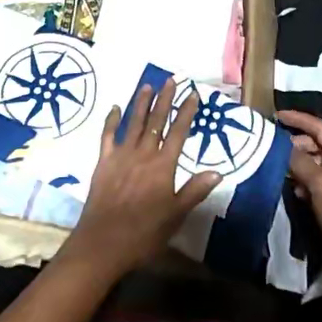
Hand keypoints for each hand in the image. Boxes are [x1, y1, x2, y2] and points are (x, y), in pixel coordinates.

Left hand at [58, 79, 220, 281]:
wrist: (103, 242)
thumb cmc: (144, 233)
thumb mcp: (176, 215)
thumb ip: (195, 190)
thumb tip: (218, 171)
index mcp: (164, 166)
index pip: (179, 132)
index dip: (186, 112)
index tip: (193, 93)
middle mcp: (143, 154)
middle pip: (156, 121)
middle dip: (165, 99)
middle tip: (170, 79)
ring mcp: (121, 156)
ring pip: (133, 123)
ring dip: (141, 103)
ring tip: (148, 85)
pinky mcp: (102, 162)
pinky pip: (107, 135)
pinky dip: (112, 120)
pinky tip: (116, 108)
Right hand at [279, 110, 321, 286]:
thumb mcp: (320, 186)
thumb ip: (300, 162)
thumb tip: (281, 145)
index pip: (321, 128)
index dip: (299, 119)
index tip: (275, 116)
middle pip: (316, 145)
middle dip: (295, 143)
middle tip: (270, 148)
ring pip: (313, 163)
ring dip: (296, 163)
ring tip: (275, 167)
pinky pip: (313, 181)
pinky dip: (301, 180)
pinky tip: (289, 187)